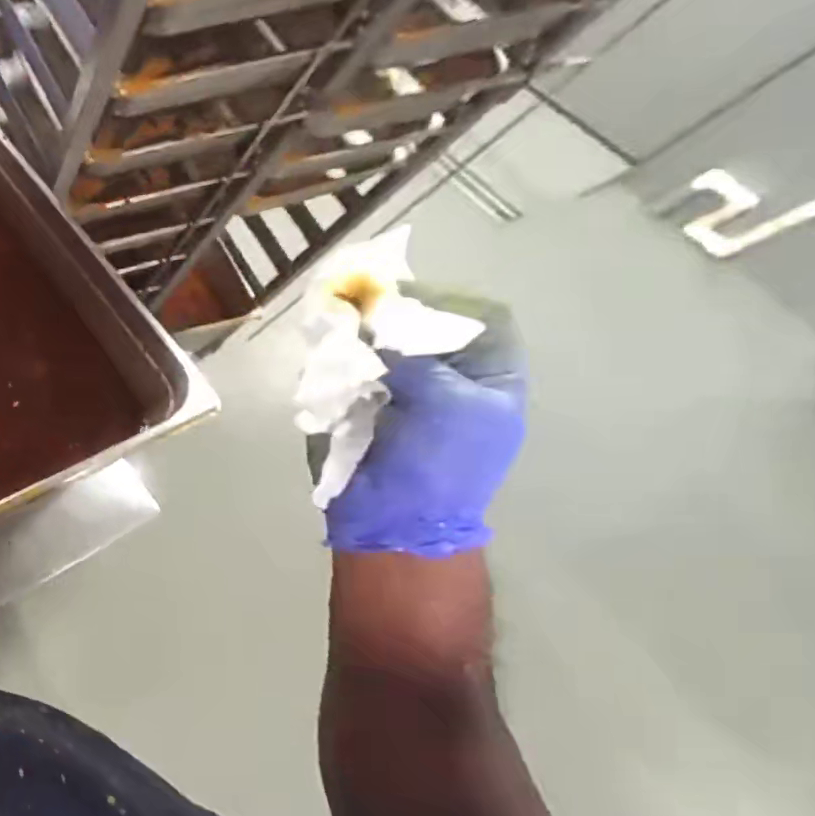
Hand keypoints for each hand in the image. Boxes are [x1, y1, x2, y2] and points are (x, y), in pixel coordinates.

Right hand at [324, 287, 524, 556]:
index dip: (444, 299)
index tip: (399, 294)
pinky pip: (349, 376)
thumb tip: (372, 322)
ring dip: (359, 339)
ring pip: (382, 350)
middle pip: (425, 329)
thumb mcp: (449, 405)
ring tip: (336, 329)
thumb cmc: (440, 465)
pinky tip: (325, 357)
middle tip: (357, 307)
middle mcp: (447, 379)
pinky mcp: (358, 410)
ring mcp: (400, 395)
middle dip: (391, 317)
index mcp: (489, 377)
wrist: (393, 521)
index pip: (479, 318)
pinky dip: (336, 364)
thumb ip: (416, 360)